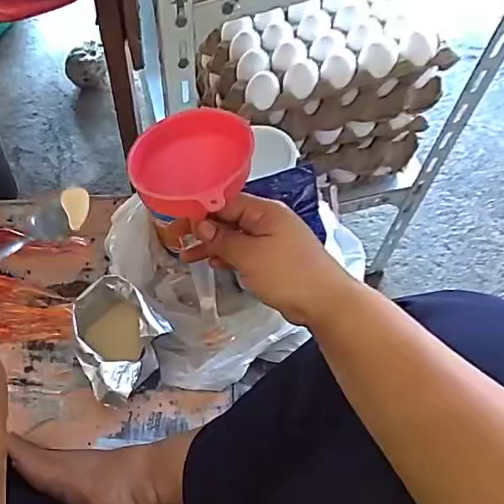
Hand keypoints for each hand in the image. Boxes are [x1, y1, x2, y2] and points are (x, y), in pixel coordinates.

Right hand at [186, 194, 362, 325]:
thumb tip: (201, 225)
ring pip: (236, 236)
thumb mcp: (249, 255)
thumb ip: (223, 239)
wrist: (325, 302)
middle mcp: (269, 220)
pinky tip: (213, 262)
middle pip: (229, 218)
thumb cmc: (289, 275)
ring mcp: (273, 239)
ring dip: (213, 244)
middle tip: (178, 239)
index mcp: (265, 211)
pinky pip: (245, 251)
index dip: (200, 210)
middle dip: (204, 228)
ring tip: (188, 255)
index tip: (178, 221)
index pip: (225, 201)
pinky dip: (228, 255)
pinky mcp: (275, 258)